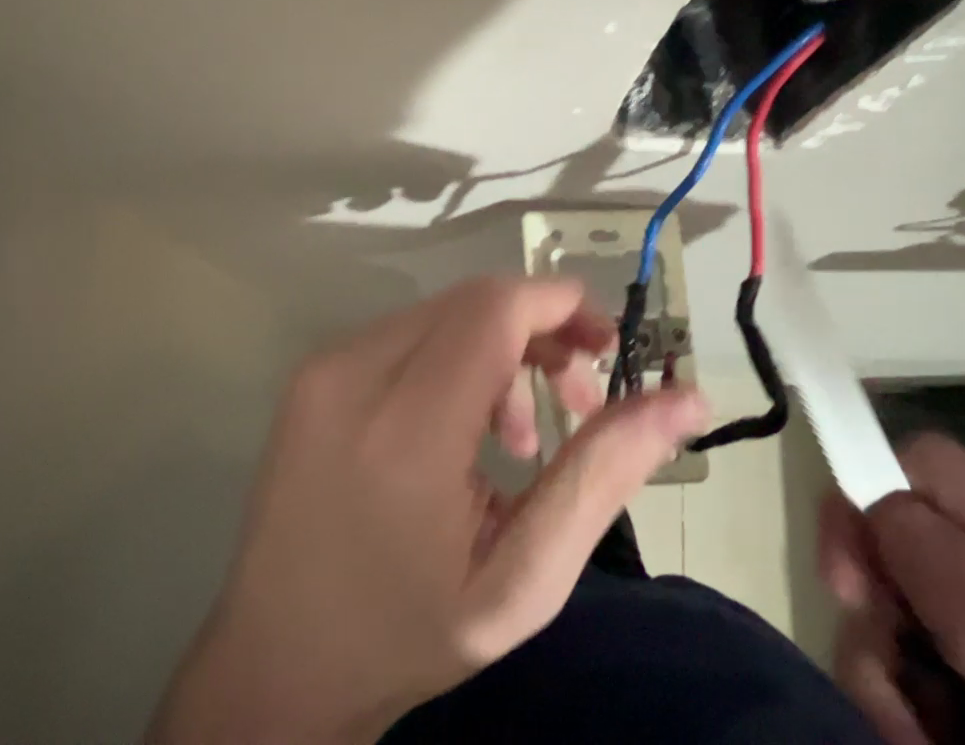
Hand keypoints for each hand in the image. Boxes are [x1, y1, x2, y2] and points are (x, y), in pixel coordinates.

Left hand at [149, 277, 709, 743]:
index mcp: (406, 426)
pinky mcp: (306, 382)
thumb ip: (601, 476)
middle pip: (470, 302)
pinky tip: (458, 433)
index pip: (495, 307)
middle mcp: (352, 375)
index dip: (562, 305)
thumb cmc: (408, 631)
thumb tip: (687, 399)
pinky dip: (448, 362)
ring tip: (518, 440)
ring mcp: (319, 373)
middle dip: (539, 333)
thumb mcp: (523, 577)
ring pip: (436, 316)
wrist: (278, 661)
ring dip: (495, 351)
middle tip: (576, 404)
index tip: (608, 349)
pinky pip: (399, 339)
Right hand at [819, 434, 964, 744]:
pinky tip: (943, 727)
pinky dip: (922, 675)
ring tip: (923, 735)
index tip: (844, 593)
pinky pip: (945, 616)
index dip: (868, 510)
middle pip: (917, 533)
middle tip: (890, 704)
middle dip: (882, 612)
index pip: (938, 471)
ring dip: (894, 658)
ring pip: (918, 584)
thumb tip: (883, 505)